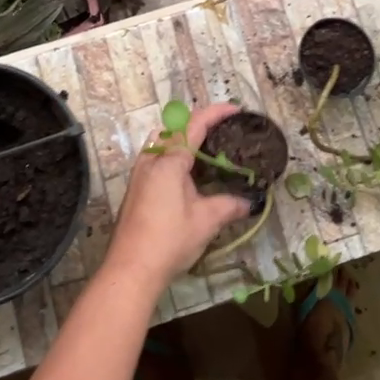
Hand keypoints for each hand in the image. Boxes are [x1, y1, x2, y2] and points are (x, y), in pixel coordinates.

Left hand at [102, 102, 253, 287]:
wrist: (130, 269)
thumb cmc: (169, 240)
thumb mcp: (206, 221)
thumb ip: (229, 205)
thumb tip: (249, 202)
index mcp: (169, 160)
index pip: (194, 124)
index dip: (216, 113)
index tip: (236, 110)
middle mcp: (152, 159)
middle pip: (176, 128)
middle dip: (200, 123)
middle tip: (225, 131)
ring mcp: (140, 172)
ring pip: (164, 142)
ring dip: (185, 138)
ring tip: (209, 149)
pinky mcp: (136, 187)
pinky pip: (157, 157)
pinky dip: (175, 154)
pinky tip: (189, 173)